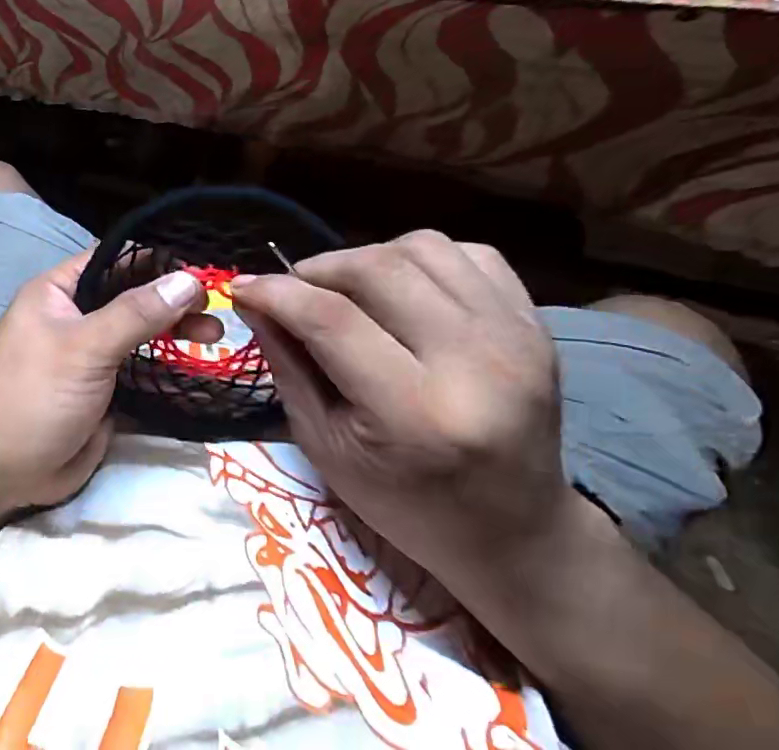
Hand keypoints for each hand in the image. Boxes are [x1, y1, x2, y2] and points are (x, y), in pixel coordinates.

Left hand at [0, 249, 204, 524]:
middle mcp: (77, 316)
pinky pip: (145, 368)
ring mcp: (93, 354)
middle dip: (174, 299)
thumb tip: (189, 279)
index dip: (158, 259)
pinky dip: (171, 366)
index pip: (115, 260)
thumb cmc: (33, 395)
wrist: (1, 473)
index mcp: (59, 292)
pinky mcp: (108, 388)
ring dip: (178, 332)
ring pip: (144, 332)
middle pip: (135, 296)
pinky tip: (200, 366)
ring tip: (216, 336)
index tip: (203, 267)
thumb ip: (136, 313)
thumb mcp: (83, 347)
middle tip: (215, 310)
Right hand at [230, 231, 568, 576]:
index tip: (243, 287)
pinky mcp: (535, 324)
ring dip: (368, 258)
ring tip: (349, 290)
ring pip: (422, 247)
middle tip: (295, 291)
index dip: (276, 293)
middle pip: (378, 269)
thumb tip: (253, 299)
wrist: (515, 532)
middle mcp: (475, 364)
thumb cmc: (406, 503)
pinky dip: (422, 260)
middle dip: (318, 269)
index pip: (331, 320)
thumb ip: (287, 365)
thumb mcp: (325, 445)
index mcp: (416, 414)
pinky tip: (405, 292)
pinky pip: (468, 253)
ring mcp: (516, 337)